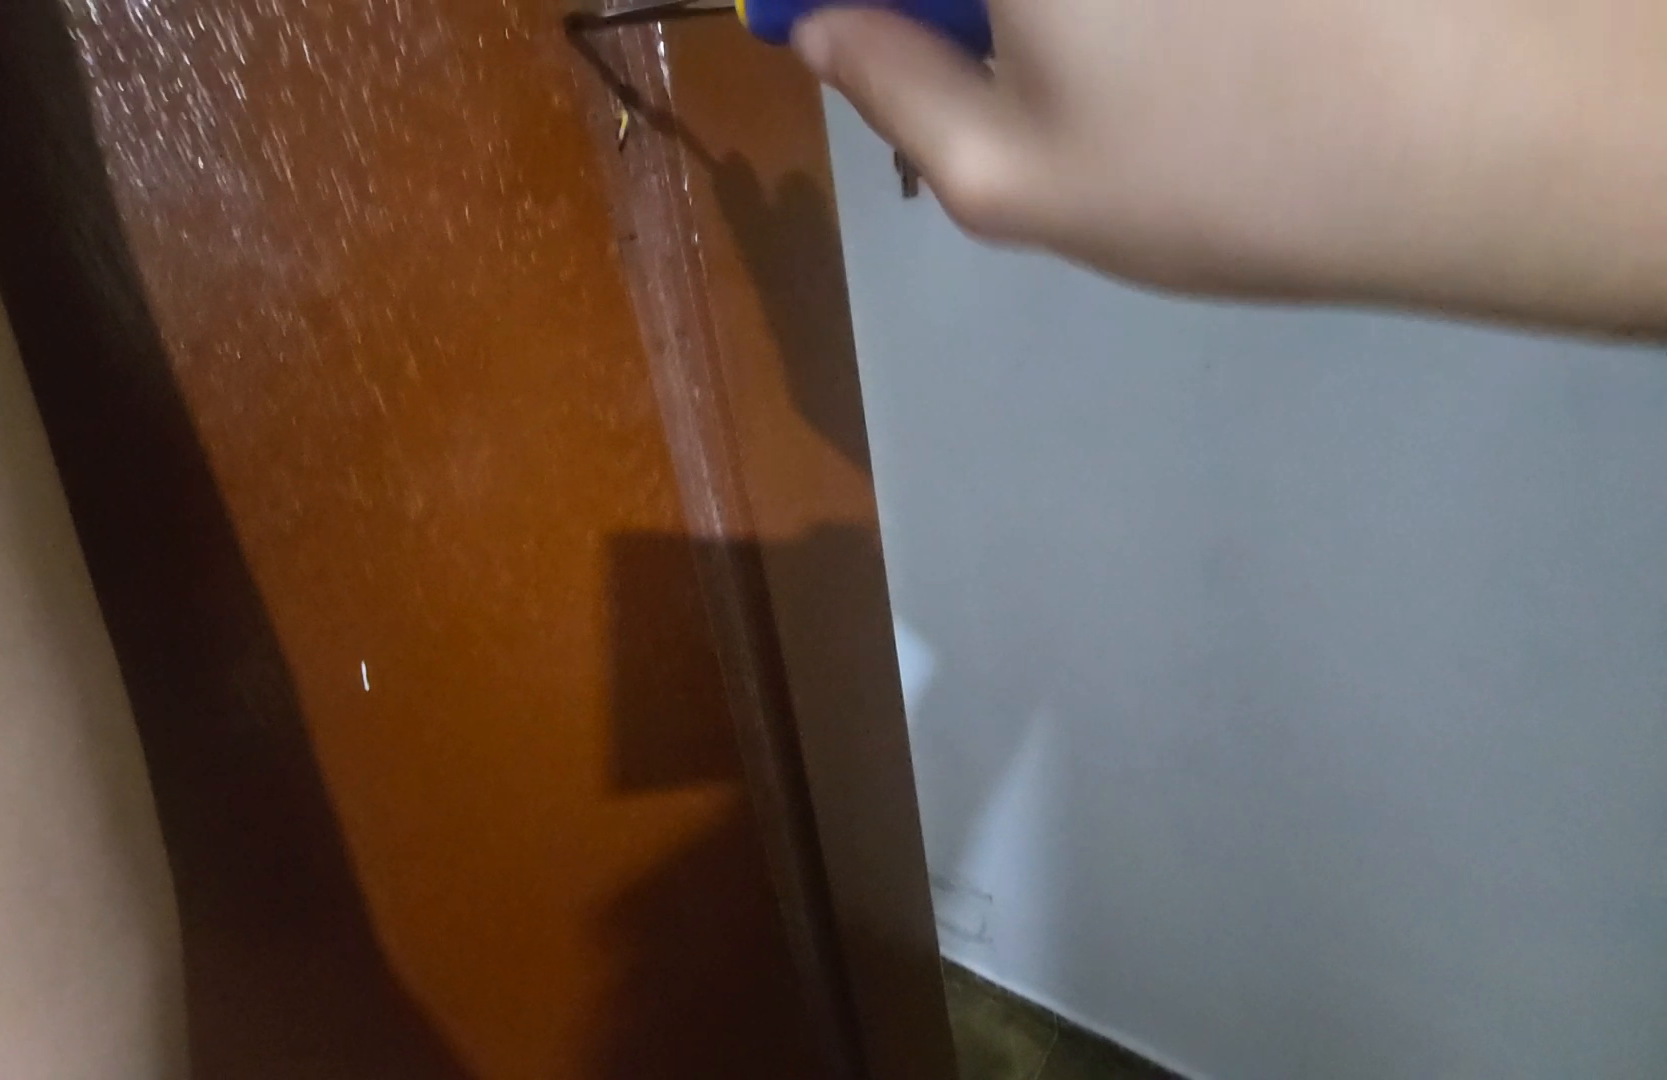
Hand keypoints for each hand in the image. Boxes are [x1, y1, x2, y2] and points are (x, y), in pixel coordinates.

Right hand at [794, 2, 1666, 331]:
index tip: (824, 23)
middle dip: (918, 1)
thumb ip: (888, 88)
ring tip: (1040, 53)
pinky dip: (1063, 13)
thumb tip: (820, 27)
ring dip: (997, 12)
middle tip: (925, 38)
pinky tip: (1129, 40)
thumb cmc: (1209, 176)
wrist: (1489, 134)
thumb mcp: (1002, 178)